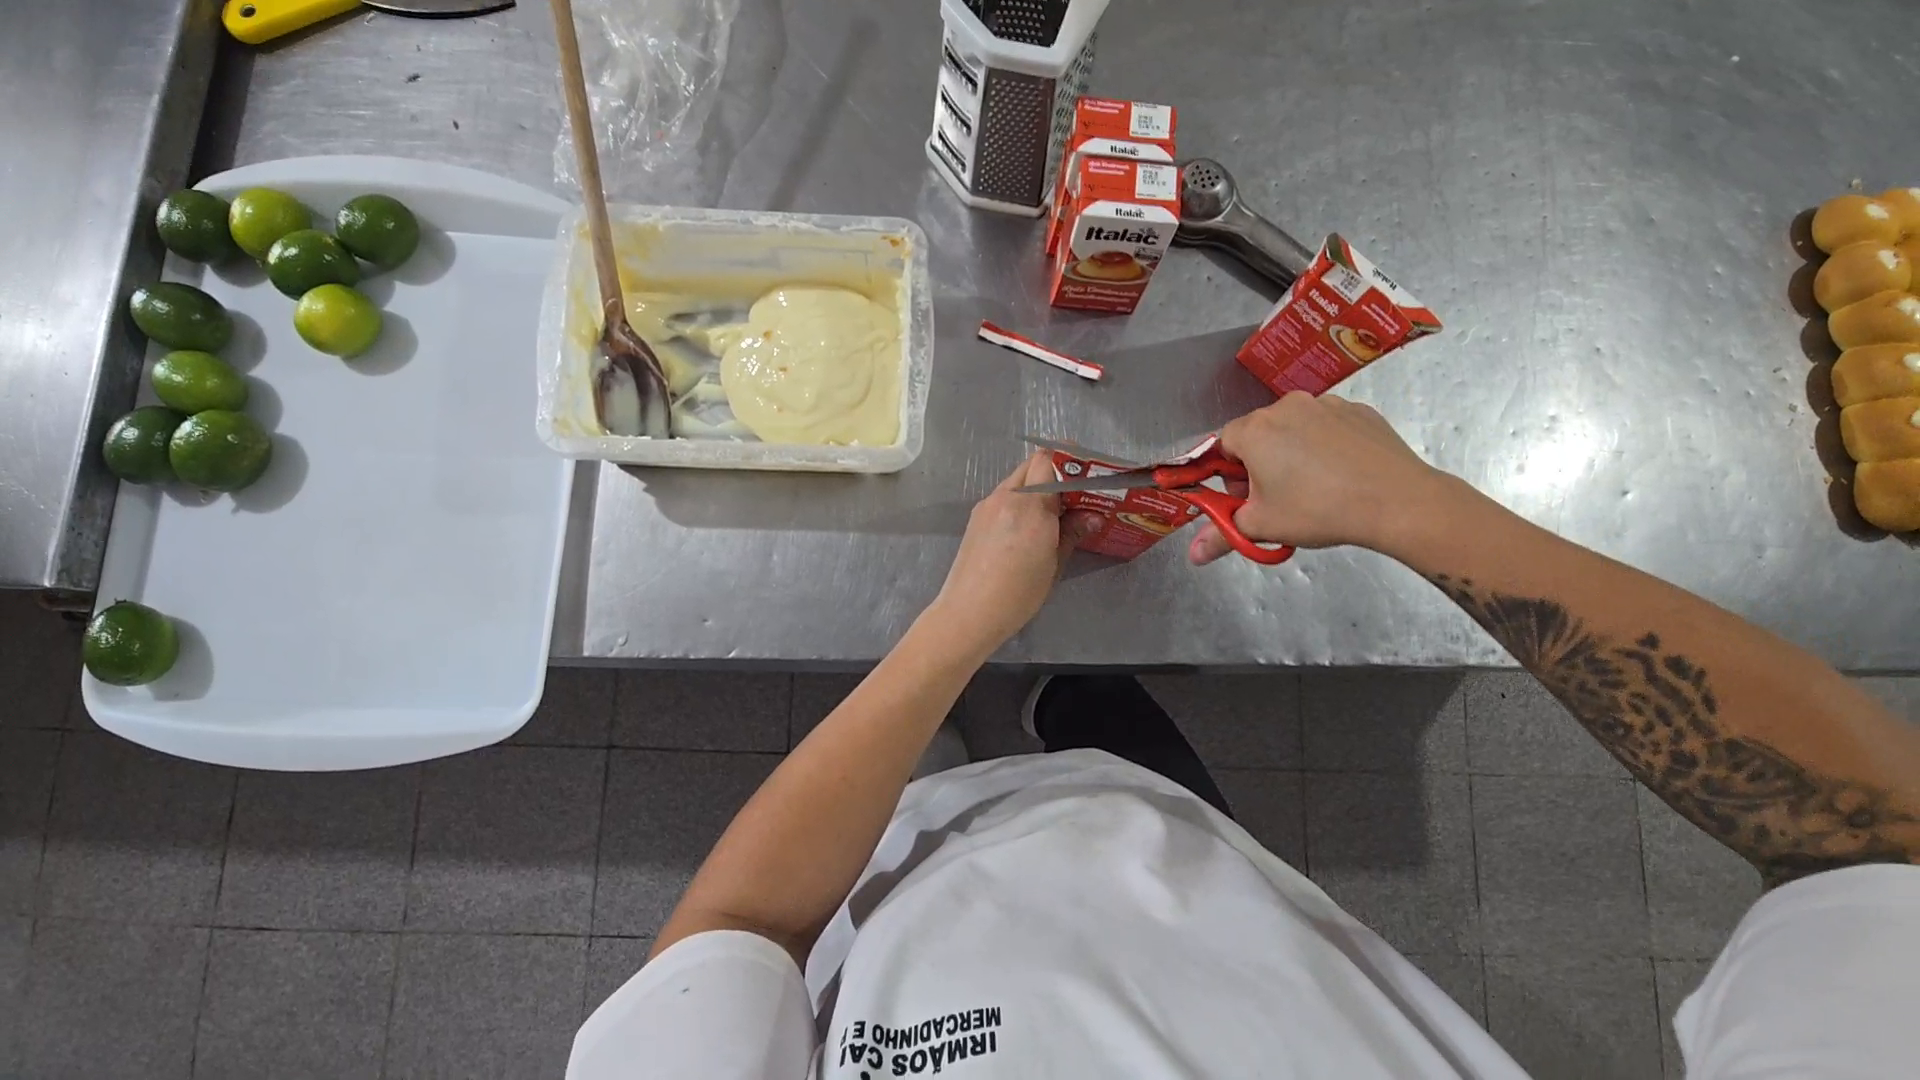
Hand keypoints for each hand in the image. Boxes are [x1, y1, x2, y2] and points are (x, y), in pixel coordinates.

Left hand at [931, 452, 1098, 652]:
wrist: (969, 612)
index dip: (1068, 462)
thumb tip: (1093, 515)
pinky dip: (1020, 501)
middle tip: (1074, 495)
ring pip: (1017, 481)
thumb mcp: (1054, 565)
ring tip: (1053, 513)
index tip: (1086, 474)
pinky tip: (1028, 526)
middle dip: (1055, 473)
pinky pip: (1004, 497)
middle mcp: (1007, 498)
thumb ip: (1072, 533)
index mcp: (1031, 507)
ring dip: (1036, 488)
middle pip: (1032, 466)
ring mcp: (987, 506)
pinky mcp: (976, 517)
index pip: (1048, 462)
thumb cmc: (1018, 594)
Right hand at [1189, 392, 1457, 564]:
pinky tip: (1341, 475)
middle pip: (1257, 433)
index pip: (1222, 444)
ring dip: (1292, 453)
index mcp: (1255, 430)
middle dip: (1259, 463)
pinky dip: (1326, 446)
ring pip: (1294, 429)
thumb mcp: (1262, 527)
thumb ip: (1221, 536)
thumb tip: (1193, 556)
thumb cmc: (1318, 510)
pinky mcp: (1358, 411)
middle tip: (1276, 498)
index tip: (1243, 497)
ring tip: (1313, 488)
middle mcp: (1286, 407)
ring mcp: (1326, 404)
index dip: (1228, 473)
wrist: (1397, 501)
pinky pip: (1328, 427)